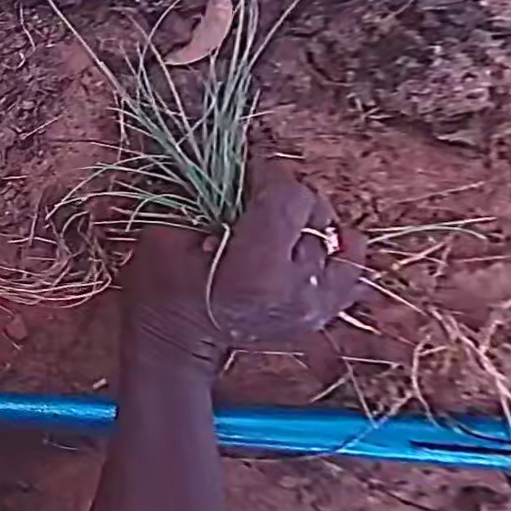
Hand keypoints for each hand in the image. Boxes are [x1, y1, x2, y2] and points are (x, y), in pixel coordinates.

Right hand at [121, 162, 365, 372]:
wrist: (174, 341)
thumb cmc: (158, 290)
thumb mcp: (161, 238)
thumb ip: (199, 205)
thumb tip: (228, 177)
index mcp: (256, 269)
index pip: (287, 199)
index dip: (266, 175)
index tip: (244, 169)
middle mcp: (299, 285)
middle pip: (313, 211)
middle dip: (281, 194)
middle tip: (249, 192)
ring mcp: (319, 301)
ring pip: (331, 233)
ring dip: (301, 217)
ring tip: (270, 217)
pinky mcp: (325, 309)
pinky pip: (352, 266)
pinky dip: (337, 245)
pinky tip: (319, 236)